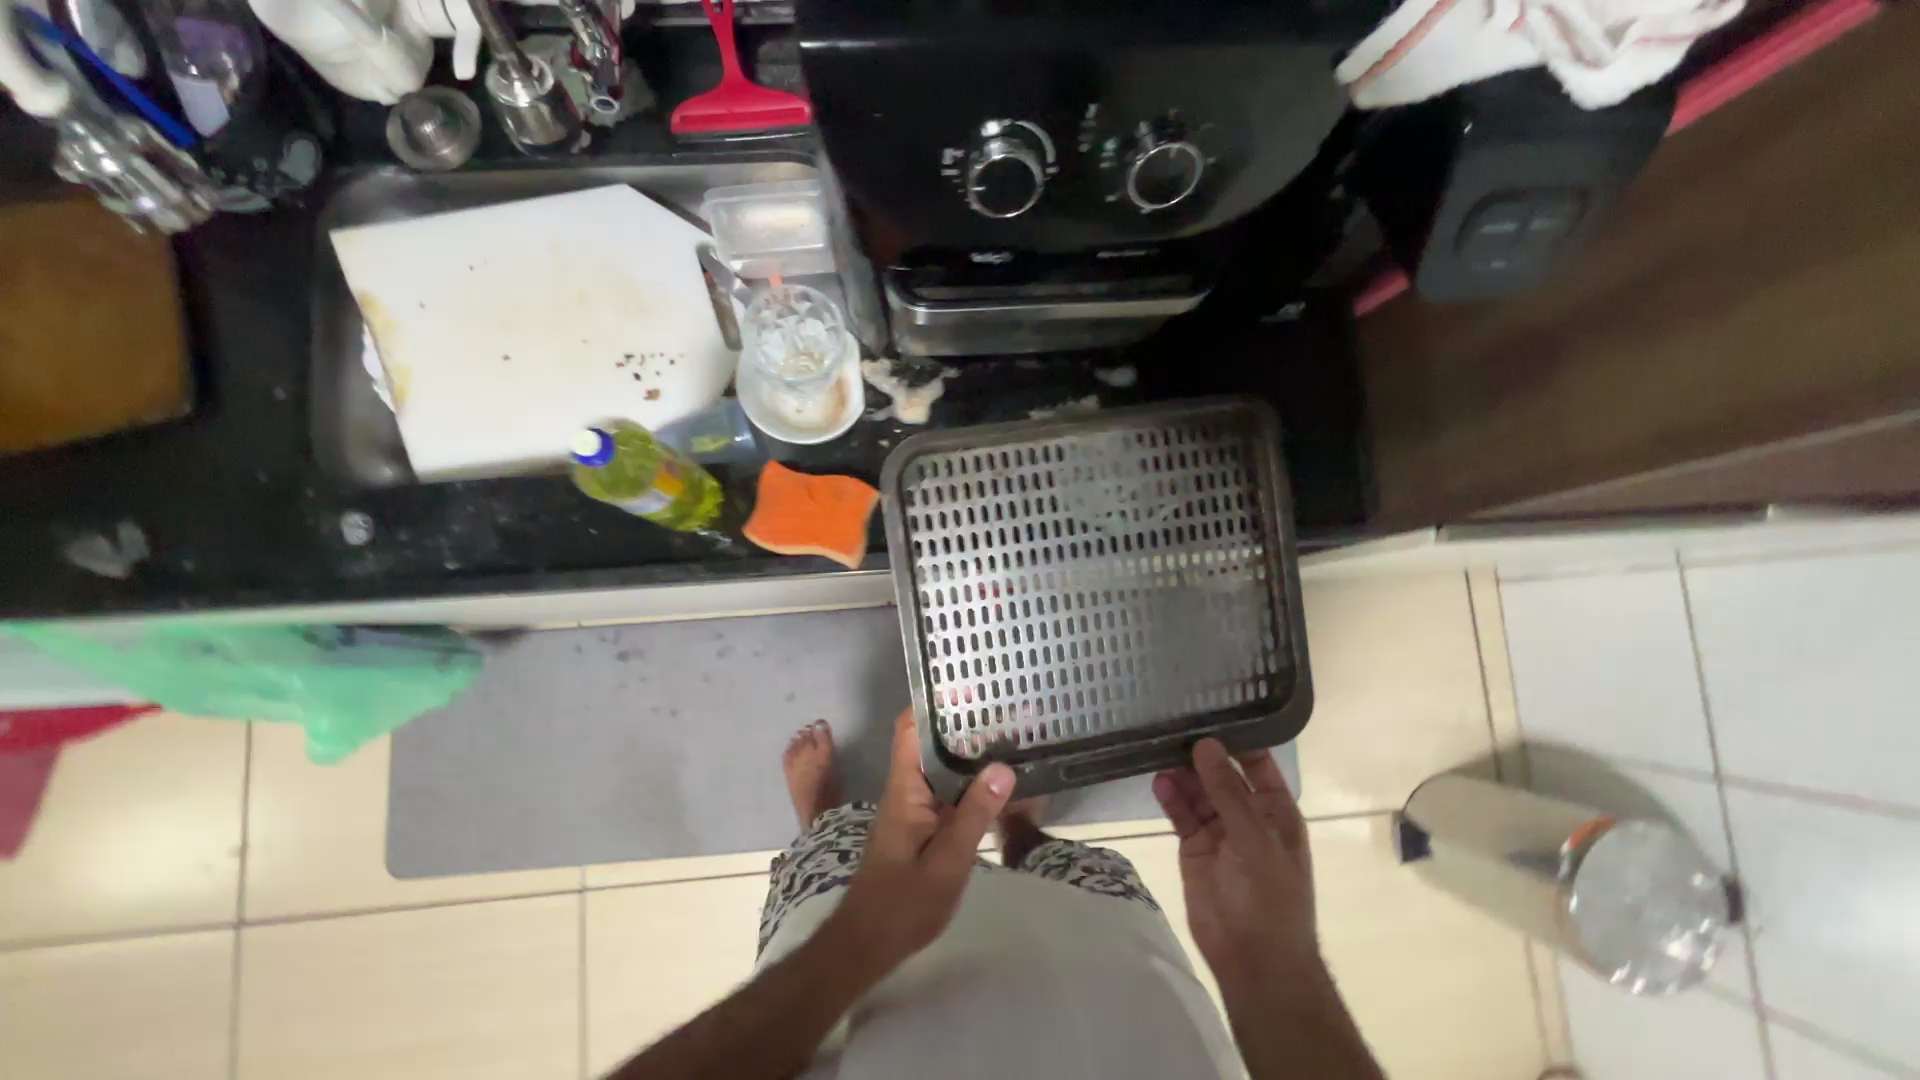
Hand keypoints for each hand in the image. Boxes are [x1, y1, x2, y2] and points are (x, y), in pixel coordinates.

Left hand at [828, 709, 1014, 970]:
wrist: (868, 944)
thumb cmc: (903, 904)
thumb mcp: (947, 863)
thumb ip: (974, 815)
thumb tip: (1002, 765)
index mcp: (904, 790)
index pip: (910, 730)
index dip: (935, 704)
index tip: (969, 686)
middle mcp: (906, 790)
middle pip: (930, 743)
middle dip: (964, 724)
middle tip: (1008, 708)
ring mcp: (913, 808)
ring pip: (941, 768)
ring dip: (970, 752)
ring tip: (1011, 735)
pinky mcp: (922, 825)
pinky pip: (946, 791)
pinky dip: (970, 780)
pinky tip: (998, 781)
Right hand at [1152, 739, 1320, 993]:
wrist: (1254, 958)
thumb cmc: (1270, 897)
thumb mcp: (1255, 839)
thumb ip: (1228, 792)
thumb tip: (1206, 745)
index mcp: (1277, 810)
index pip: (1257, 763)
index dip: (1236, 739)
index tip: (1209, 711)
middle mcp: (1247, 814)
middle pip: (1221, 774)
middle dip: (1201, 754)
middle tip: (1173, 727)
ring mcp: (1219, 831)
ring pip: (1198, 792)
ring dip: (1182, 774)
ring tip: (1159, 752)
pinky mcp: (1194, 847)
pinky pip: (1181, 814)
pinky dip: (1170, 798)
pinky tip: (1158, 782)